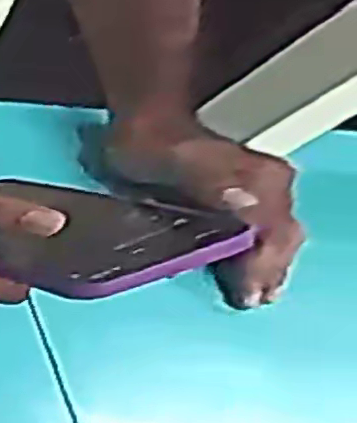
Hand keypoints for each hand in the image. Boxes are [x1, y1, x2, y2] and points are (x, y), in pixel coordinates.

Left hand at [106, 122, 302, 308]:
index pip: (270, 232)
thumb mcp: (174, 159)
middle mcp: (264, 186)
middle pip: (278, 236)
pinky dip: (253, 251)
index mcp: (257, 182)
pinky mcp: (233, 195)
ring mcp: (252, 190)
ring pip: (271, 233)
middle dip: (270, 270)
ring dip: (266, 264)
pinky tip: (241, 266)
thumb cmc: (151, 143)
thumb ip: (209, 177)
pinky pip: (255, 228)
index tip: (250, 293)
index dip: (261, 265)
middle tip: (255, 299)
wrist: (144, 123)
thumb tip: (246, 201)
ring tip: (257, 291)